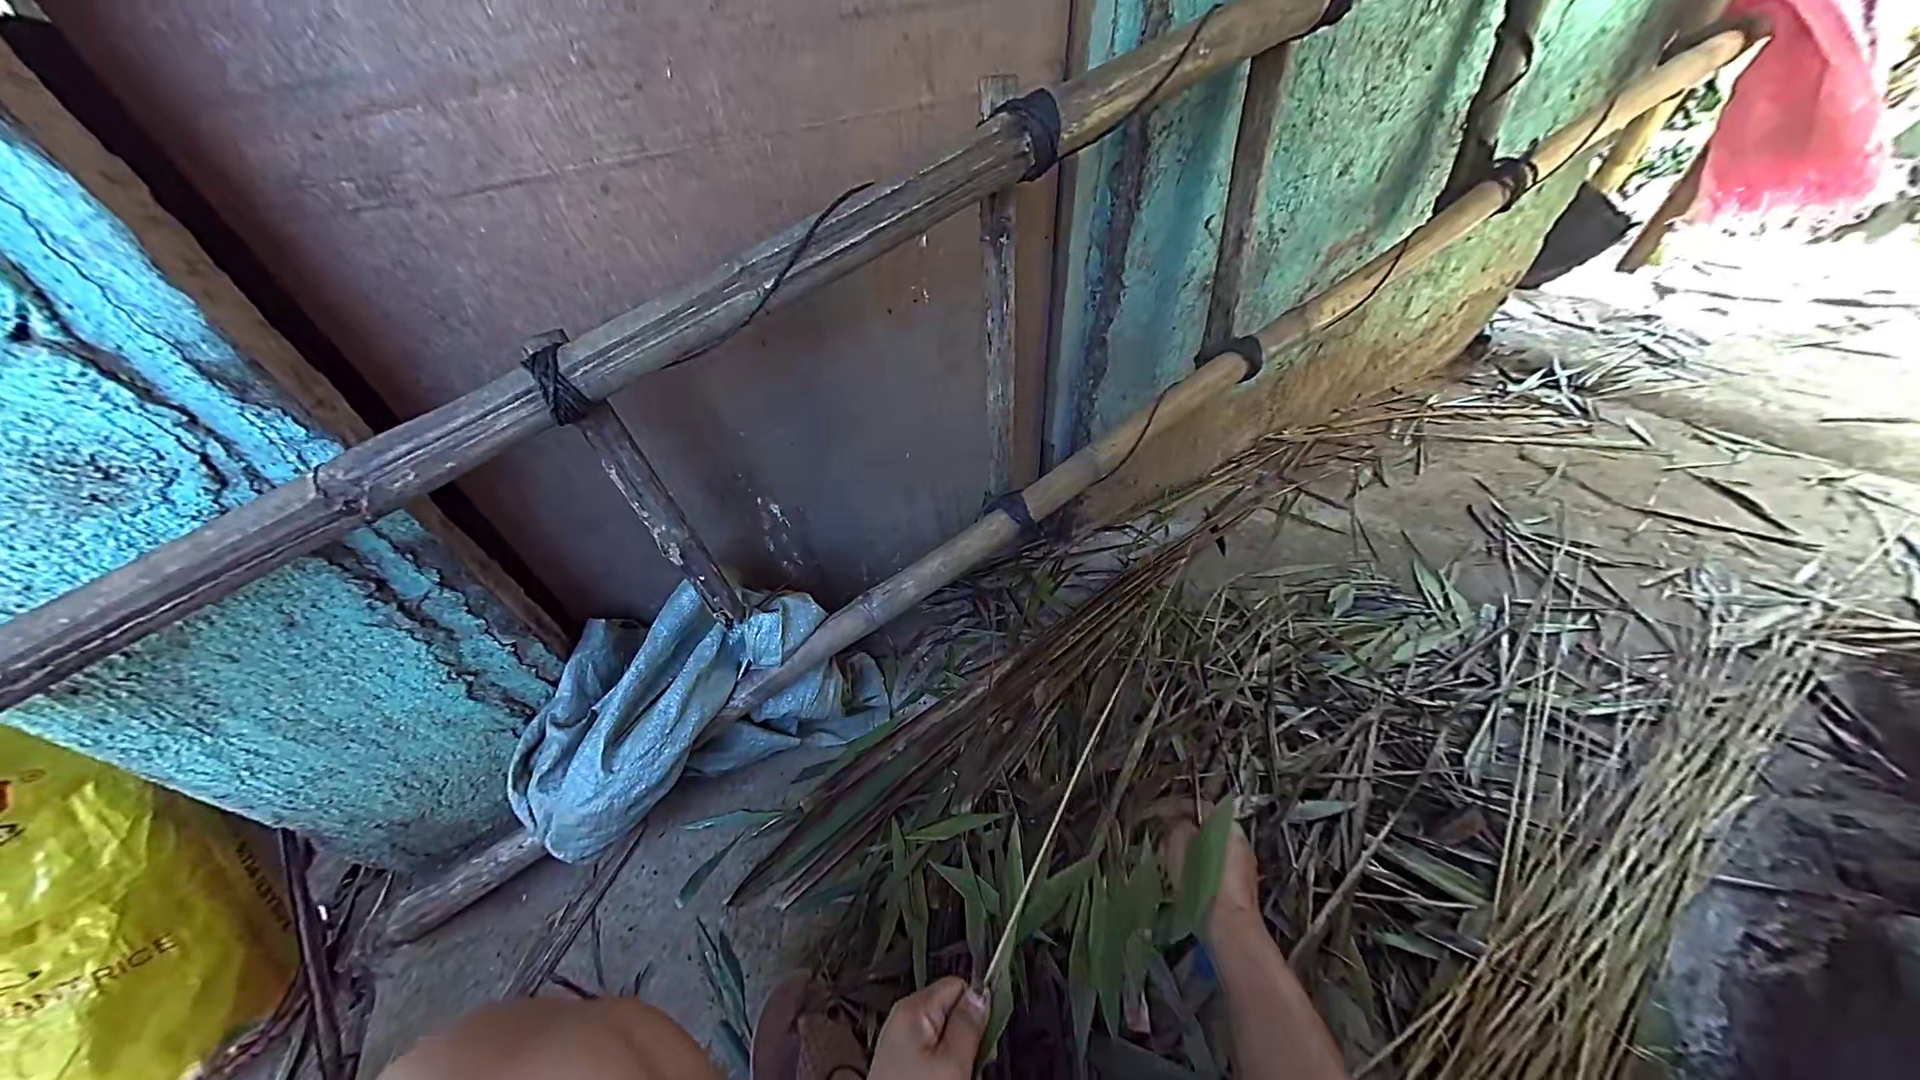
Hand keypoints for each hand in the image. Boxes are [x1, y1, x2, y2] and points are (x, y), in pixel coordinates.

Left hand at [868, 976, 989, 1079]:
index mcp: (913, 1007)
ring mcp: (899, 1042)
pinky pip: (931, 1053)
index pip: (957, 985)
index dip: (976, 1008)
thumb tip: (982, 990)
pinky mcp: (899, 1065)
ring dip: (957, 1055)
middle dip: (966, 1035)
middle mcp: (903, 1018)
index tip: (985, 1036)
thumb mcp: (952, 1064)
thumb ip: (968, 1023)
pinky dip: (943, 1067)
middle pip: (950, 1010)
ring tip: (956, 1078)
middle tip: (969, 1066)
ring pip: (943, 1035)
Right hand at [1163, 805, 1261, 938]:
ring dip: (1193, 851)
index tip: (1160, 816)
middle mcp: (1241, 841)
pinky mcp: (1241, 888)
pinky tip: (1186, 881)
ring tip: (1171, 860)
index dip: (1177, 808)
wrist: (1228, 928)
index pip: (1200, 805)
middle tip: (1164, 837)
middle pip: (1208, 828)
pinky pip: (1216, 868)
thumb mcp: (1179, 843)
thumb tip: (1178, 822)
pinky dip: (1201, 868)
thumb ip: (1177, 825)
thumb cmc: (1203, 881)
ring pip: (1212, 849)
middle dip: (1186, 831)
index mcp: (1228, 826)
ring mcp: (1244, 866)